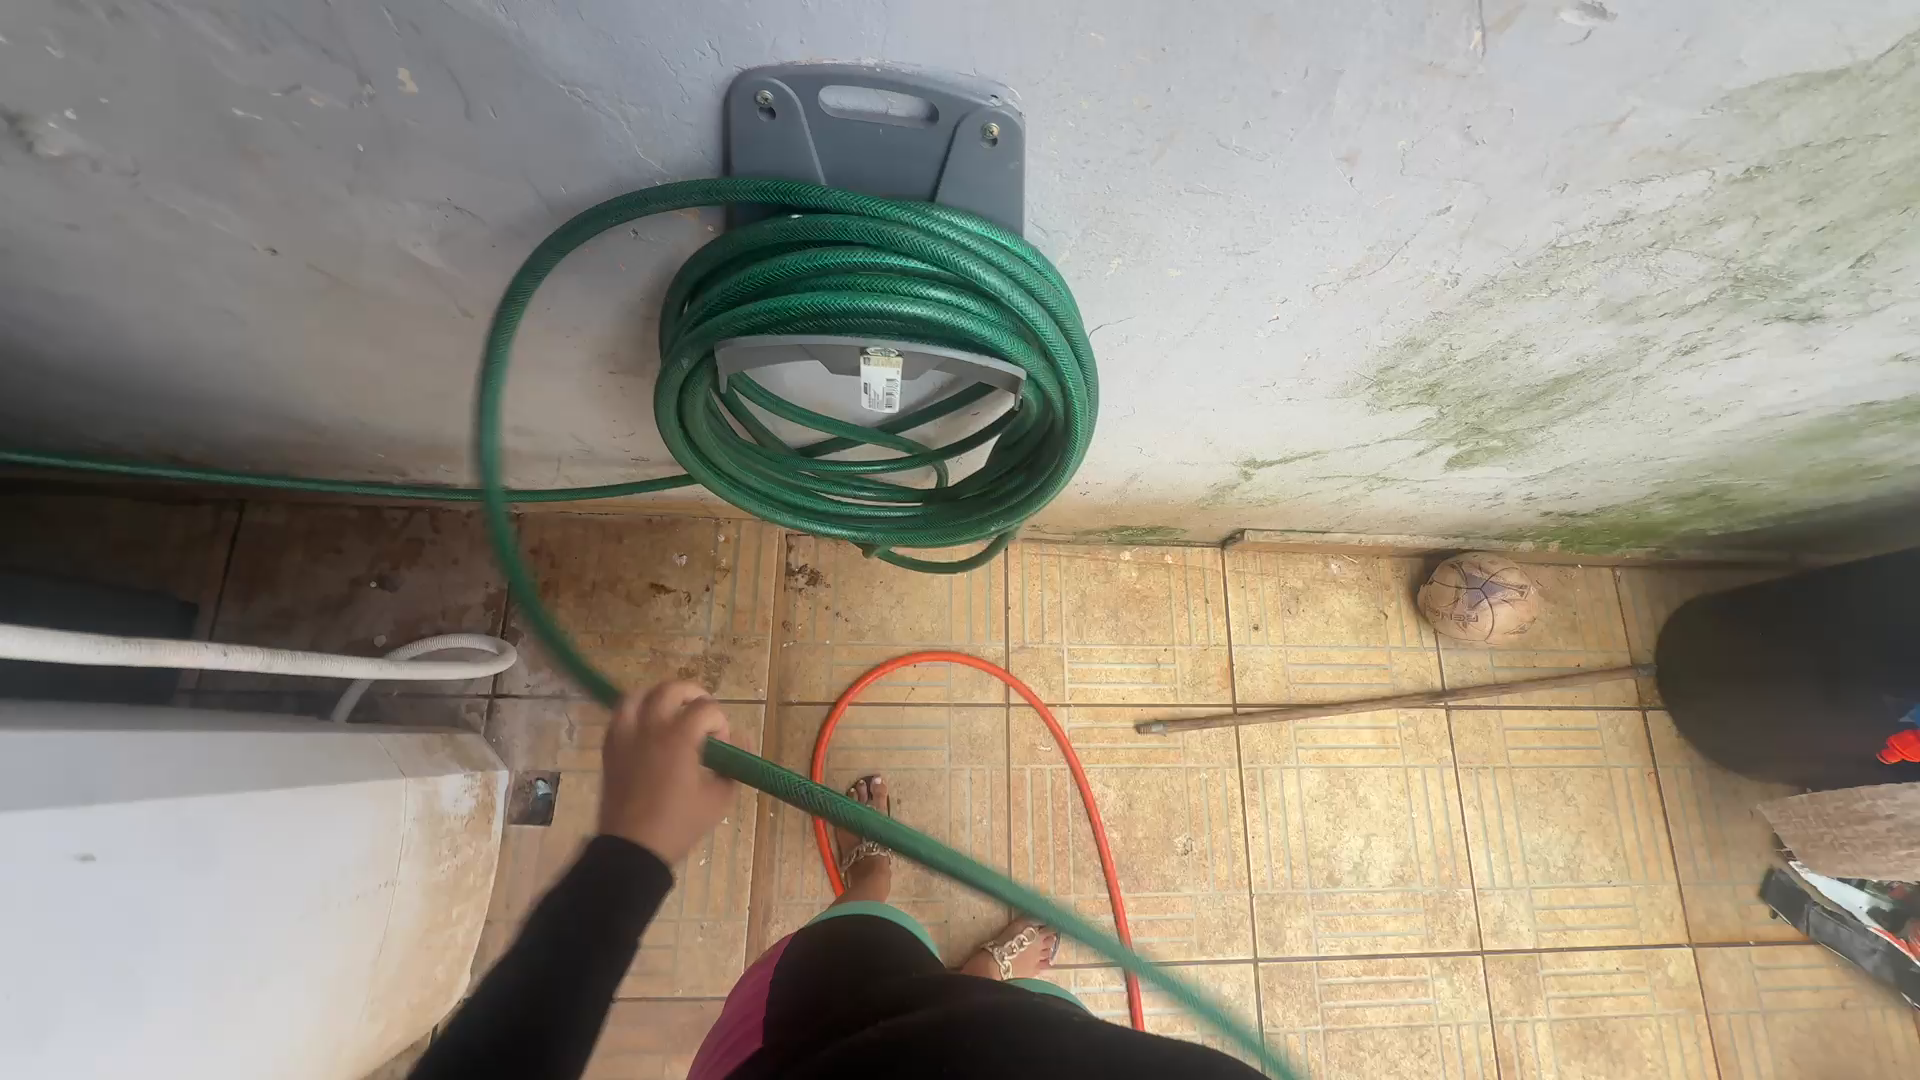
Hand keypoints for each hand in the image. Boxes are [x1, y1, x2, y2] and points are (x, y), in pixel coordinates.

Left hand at [598, 680, 736, 864]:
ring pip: (639, 695)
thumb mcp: (718, 798)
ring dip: (659, 697)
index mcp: (679, 738)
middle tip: (703, 713)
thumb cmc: (678, 824)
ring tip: (672, 710)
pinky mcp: (610, 749)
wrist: (631, 850)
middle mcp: (651, 728)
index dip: (720, 722)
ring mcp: (626, 737)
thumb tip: (742, 740)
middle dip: (694, 695)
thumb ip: (733, 765)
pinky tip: (648, 726)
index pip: (707, 708)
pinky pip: (619, 715)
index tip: (722, 744)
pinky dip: (636, 711)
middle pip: (672, 689)